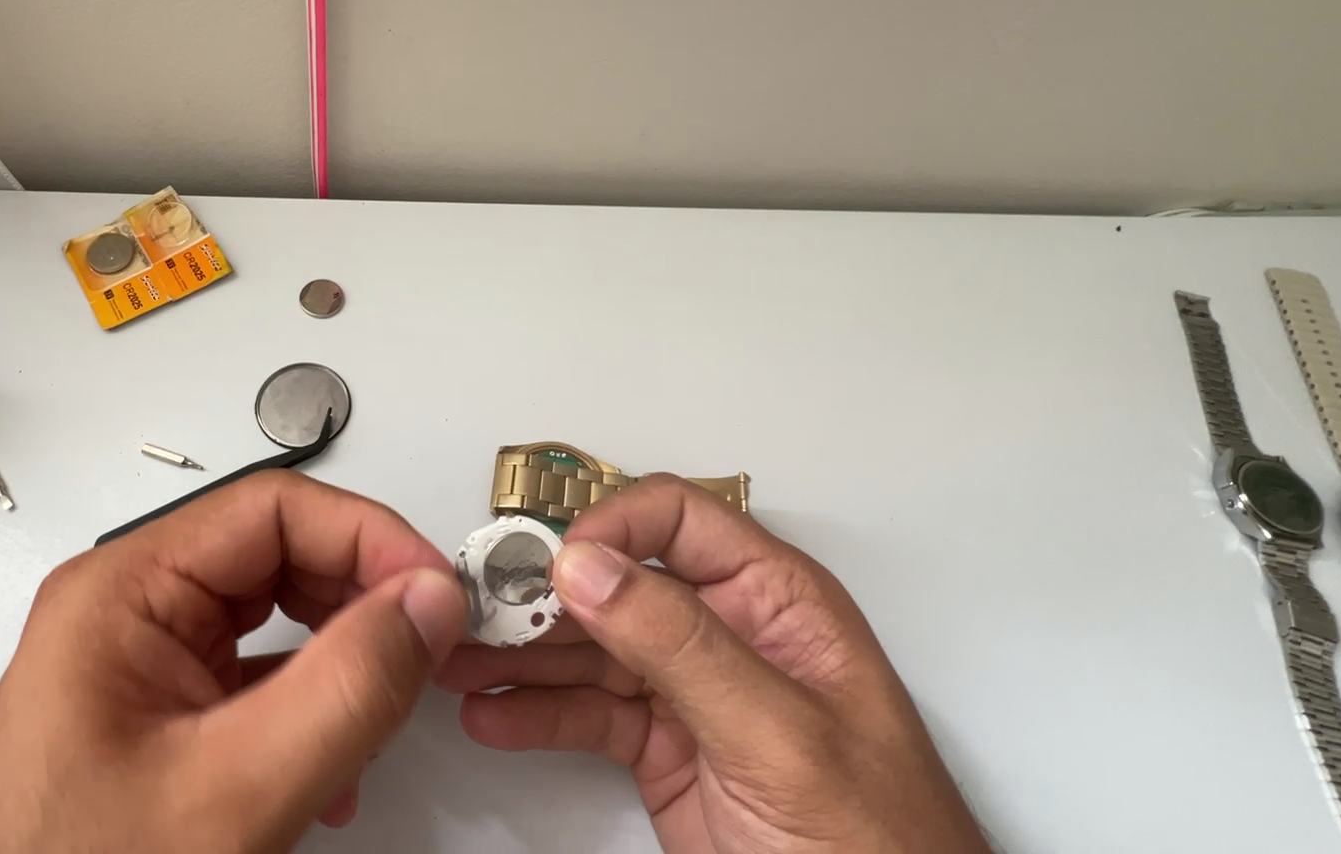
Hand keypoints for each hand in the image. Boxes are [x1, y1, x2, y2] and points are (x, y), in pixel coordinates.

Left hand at [0, 472, 470, 853]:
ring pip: (276, 613)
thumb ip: (348, 687)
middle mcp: (132, 605)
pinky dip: (313, 702)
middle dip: (361, 593)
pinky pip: (258, 672)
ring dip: (344, 651)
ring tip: (386, 706)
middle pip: (277, 554)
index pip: (272, 510)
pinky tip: (338, 763)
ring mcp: (146, 658)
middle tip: (426, 646)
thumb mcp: (234, 792)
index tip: (438, 590)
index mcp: (125, 589)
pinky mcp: (163, 708)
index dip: (366, 534)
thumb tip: (434, 596)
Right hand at [436, 477, 989, 853]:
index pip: (676, 519)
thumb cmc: (876, 846)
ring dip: (522, 655)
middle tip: (479, 610)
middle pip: (616, 581)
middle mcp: (723, 627)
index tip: (553, 562)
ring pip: (589, 646)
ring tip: (463, 662)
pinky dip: (536, 712)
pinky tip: (493, 714)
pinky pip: (585, 712)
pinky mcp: (658, 742)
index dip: (610, 528)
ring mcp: (687, 686)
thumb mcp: (777, 736)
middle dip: (543, 595)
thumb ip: (680, 645)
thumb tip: (587, 565)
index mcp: (771, 597)